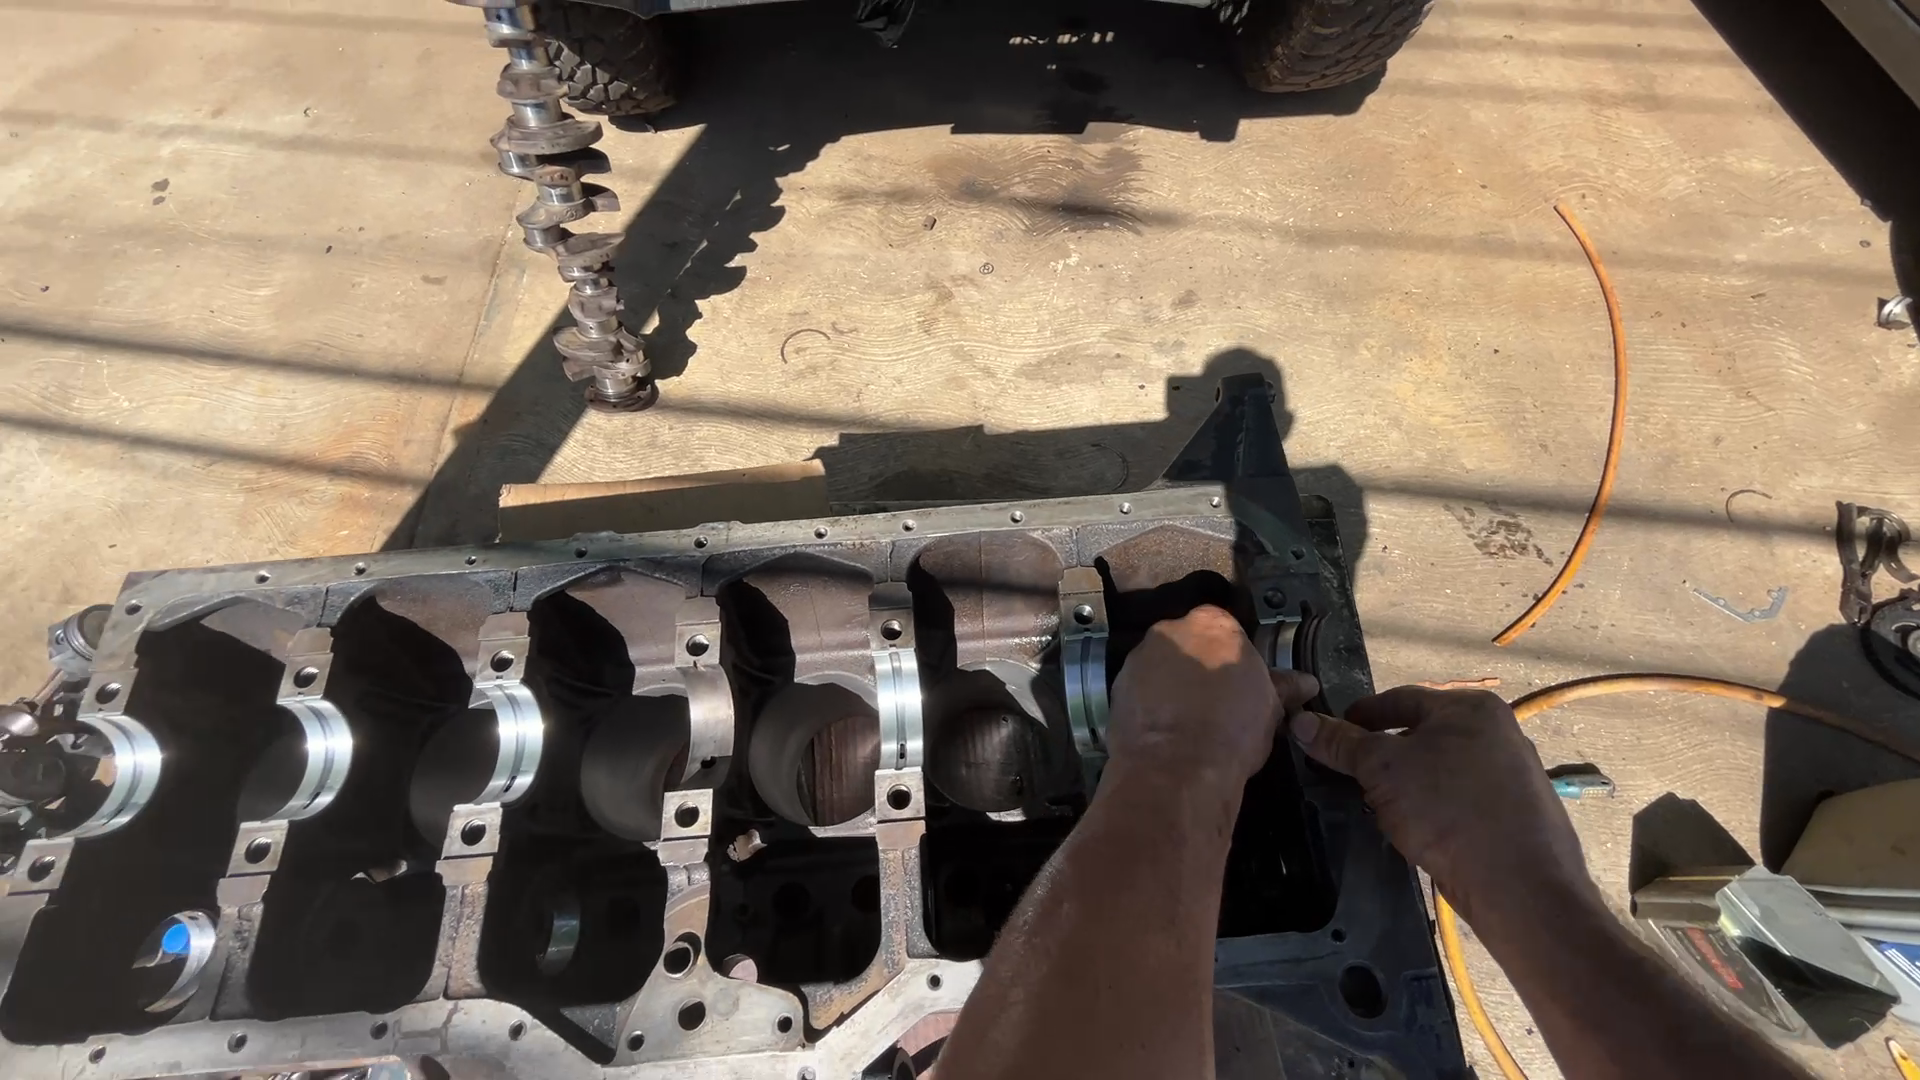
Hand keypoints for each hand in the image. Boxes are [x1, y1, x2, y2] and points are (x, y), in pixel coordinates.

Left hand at [1106, 606, 1320, 788]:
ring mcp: (1138, 657)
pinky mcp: (1116, 686)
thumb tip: (1305, 683)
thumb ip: (1282, 686)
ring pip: (1159, 664)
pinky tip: (1164, 729)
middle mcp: (1170, 631)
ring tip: (1188, 719)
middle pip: (1188, 641)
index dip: (1231, 653)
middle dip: (1199, 663)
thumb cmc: (1231, 729)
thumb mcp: (1269, 707)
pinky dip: (1149, 702)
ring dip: (1170, 682)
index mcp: (1212, 624)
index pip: (1224, 626)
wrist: (1174, 768)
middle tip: (1215, 698)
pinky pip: (1139, 689)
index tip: (1238, 678)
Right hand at [1289, 687, 1598, 923]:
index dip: (1357, 716)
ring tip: (1374, 800)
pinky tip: (1412, 824)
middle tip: (1348, 770)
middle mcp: (1499, 732)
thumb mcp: (1380, 769)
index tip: (1330, 735)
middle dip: (1380, 752)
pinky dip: (1429, 803)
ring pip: (1437, 766)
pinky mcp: (1515, 814)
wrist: (1520, 890)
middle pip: (1418, 732)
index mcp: (1471, 708)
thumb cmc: (1448, 810)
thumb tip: (1300, 721)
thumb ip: (1339, 742)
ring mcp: (1512, 775)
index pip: (1398, 698)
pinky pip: (1457, 795)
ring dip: (1403, 780)